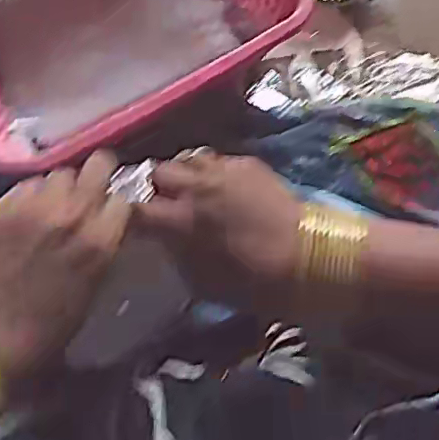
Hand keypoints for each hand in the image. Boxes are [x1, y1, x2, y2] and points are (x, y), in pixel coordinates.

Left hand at [0, 151, 129, 386]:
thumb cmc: (33, 344)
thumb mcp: (84, 306)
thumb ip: (98, 262)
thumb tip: (101, 244)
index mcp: (97, 246)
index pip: (123, 201)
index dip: (116, 208)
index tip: (110, 217)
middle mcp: (71, 216)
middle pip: (98, 165)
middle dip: (98, 175)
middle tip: (90, 191)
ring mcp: (32, 207)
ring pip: (60, 173)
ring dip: (62, 187)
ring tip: (54, 205)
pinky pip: (26, 184)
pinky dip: (31, 194)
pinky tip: (25, 213)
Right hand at [134, 150, 303, 302]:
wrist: (310, 256)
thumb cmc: (255, 282)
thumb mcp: (202, 281)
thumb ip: (175, 252)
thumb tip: (165, 238)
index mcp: (180, 218)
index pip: (135, 207)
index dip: (129, 214)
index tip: (132, 222)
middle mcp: (197, 185)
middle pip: (157, 171)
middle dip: (156, 186)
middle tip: (164, 202)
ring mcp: (223, 168)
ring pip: (187, 157)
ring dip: (184, 173)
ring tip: (191, 188)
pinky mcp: (247, 162)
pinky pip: (217, 159)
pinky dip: (212, 171)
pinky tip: (222, 186)